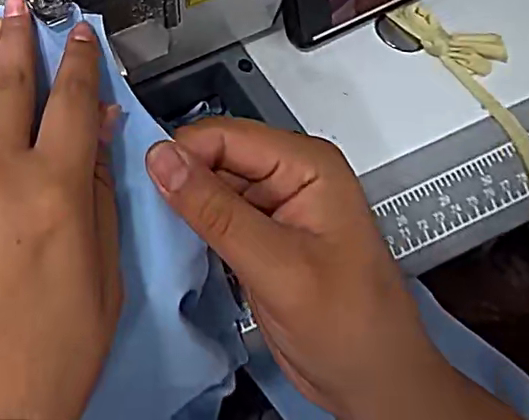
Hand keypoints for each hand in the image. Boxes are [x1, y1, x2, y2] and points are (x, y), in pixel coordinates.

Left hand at [0, 0, 122, 419]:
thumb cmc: (37, 361)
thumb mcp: (99, 285)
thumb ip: (101, 195)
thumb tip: (100, 128)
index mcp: (51, 189)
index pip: (71, 100)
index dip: (80, 61)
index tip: (81, 36)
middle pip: (11, 79)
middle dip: (22, 35)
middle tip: (25, 7)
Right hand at [144, 119, 520, 419]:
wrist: (379, 393)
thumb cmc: (351, 332)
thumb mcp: (279, 269)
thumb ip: (216, 211)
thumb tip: (161, 158)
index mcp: (305, 162)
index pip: (223, 135)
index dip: (183, 156)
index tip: (149, 185)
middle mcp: (287, 169)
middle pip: (211, 153)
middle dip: (180, 178)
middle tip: (152, 213)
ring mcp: (271, 198)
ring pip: (205, 178)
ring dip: (183, 202)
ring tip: (166, 230)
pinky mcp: (257, 225)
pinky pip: (211, 206)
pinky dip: (192, 221)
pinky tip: (181, 240)